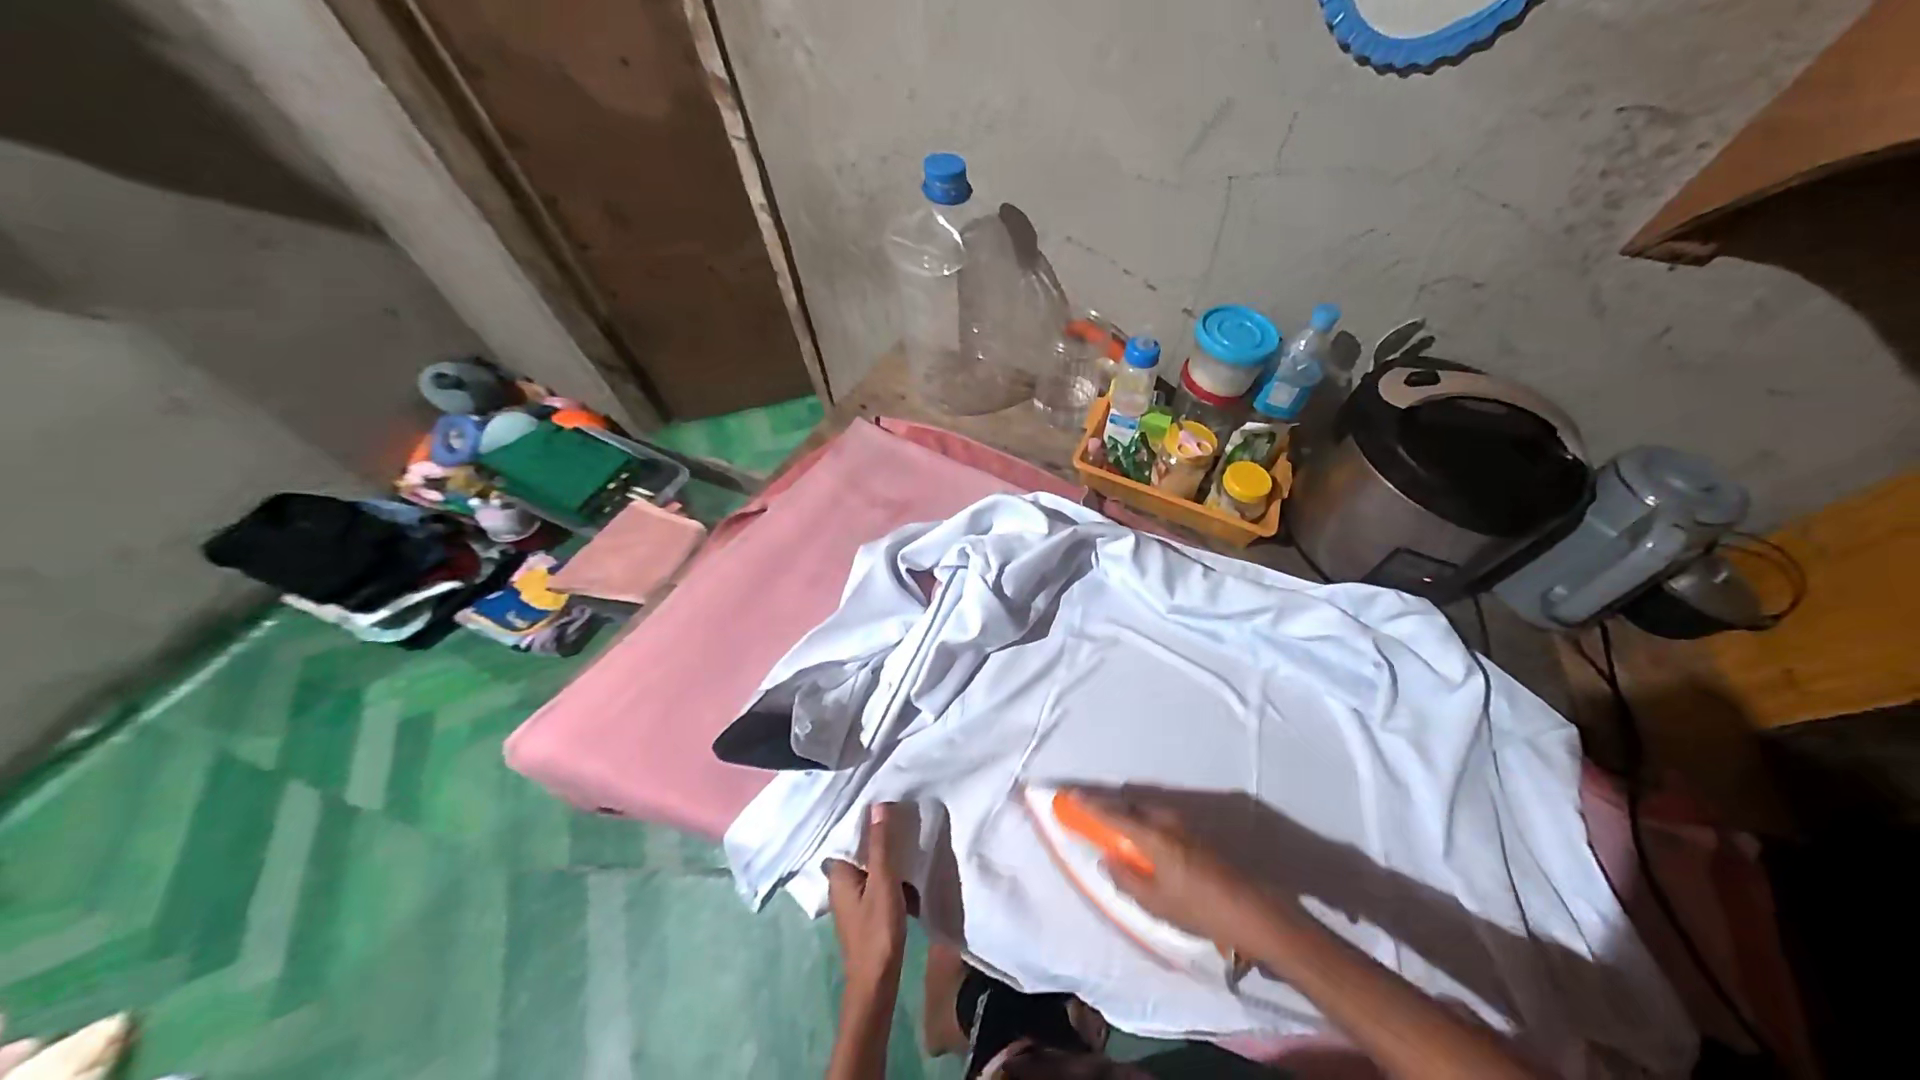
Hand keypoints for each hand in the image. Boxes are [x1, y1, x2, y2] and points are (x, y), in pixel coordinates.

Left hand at [825, 802, 908, 992]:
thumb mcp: (883, 883)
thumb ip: (881, 845)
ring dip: (888, 857)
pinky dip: (891, 877)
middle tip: (904, 817)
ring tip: (910, 839)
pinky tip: (909, 873)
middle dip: (881, 837)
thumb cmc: (877, 931)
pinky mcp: (865, 911)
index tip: (889, 802)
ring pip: (871, 867)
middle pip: (861, 850)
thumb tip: (877, 805)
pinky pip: (877, 883)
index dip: (868, 819)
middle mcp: (840, 882)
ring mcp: (852, 898)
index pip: (850, 834)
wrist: (876, 982)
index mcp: (838, 872)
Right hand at [1070, 788, 1304, 958]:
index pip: (1114, 815)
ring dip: (1129, 813)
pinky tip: (1145, 840)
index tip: (1070, 794)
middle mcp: (1169, 822)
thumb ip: (1127, 879)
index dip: (1091, 805)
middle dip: (1109, 805)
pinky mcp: (1200, 835)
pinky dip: (1145, 822)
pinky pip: (1162, 819)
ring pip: (1148, 810)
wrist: (1257, 913)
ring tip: (1115, 826)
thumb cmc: (1201, 910)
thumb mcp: (1157, 903)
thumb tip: (1108, 859)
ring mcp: (1187, 826)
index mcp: (1154, 836)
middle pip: (1132, 805)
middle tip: (1091, 811)